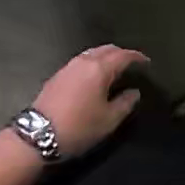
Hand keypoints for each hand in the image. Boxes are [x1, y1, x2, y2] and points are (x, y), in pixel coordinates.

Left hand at [31, 45, 146, 158]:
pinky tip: (95, 76)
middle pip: (106, 49)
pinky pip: (81, 61)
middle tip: (132, 64)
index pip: (123, 55)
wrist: (38, 135)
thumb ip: (125, 103)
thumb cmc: (79, 127)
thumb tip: (134, 92)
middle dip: (121, 53)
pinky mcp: (58, 75)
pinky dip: (93, 62)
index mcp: (99, 68)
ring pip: (92, 53)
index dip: (137, 57)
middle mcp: (84, 61)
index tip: (147, 62)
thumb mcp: (108, 120)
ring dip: (105, 57)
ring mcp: (68, 66)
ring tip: (114, 69)